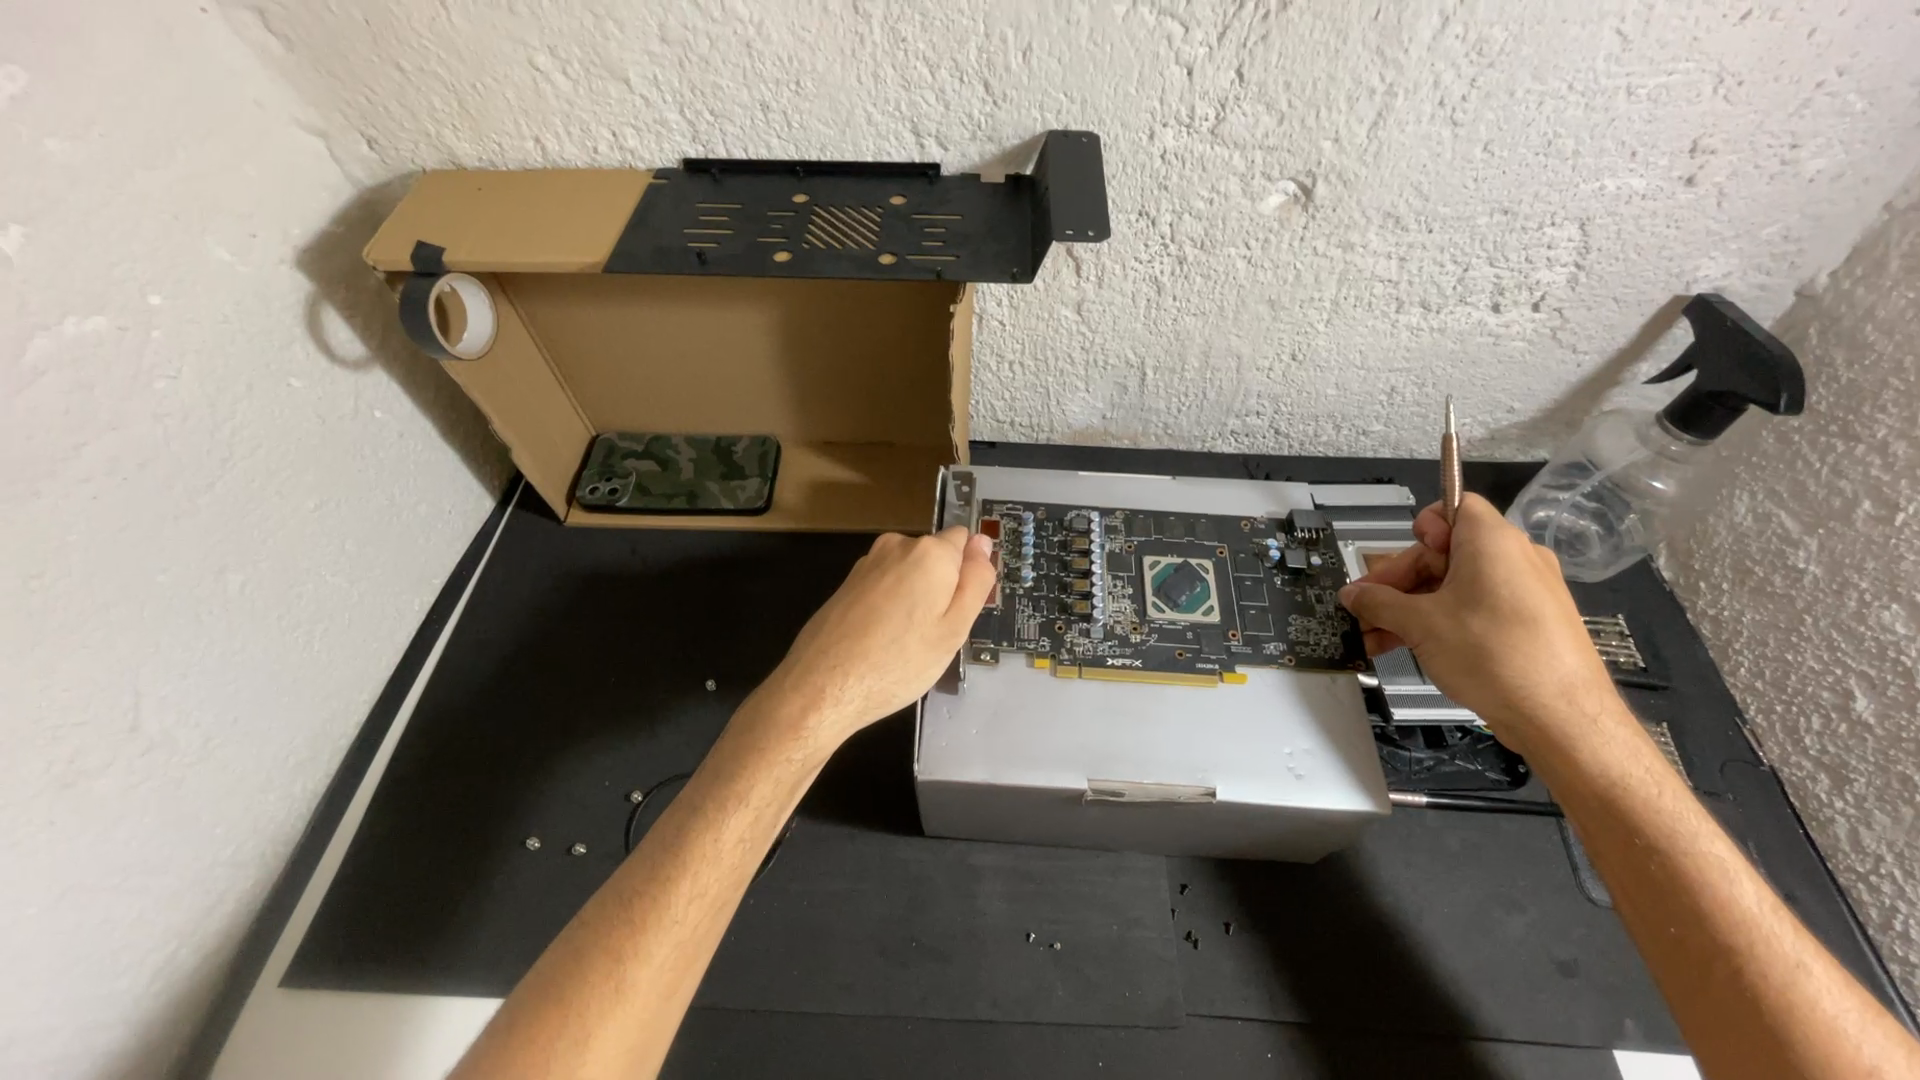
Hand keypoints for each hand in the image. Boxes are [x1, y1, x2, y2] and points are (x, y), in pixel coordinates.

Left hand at [758, 527, 995, 750]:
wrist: (823, 686)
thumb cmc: (898, 663)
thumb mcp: (954, 629)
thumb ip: (975, 580)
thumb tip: (983, 542)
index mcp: (930, 552)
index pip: (965, 540)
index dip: (969, 574)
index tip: (961, 610)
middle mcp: (897, 546)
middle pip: (936, 558)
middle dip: (941, 588)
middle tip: (935, 634)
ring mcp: (867, 563)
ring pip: (910, 574)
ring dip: (915, 599)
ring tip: (906, 643)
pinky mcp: (848, 583)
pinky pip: (885, 586)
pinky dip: (890, 607)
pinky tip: (882, 641)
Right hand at [1337, 494, 1621, 756]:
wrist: (1561, 717)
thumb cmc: (1492, 655)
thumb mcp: (1420, 624)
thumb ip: (1378, 603)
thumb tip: (1352, 595)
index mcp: (1492, 542)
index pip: (1454, 507)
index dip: (1420, 527)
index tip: (1396, 560)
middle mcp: (1515, 558)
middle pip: (1445, 553)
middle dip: (1400, 581)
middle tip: (1366, 610)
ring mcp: (1527, 593)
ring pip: (1457, 586)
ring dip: (1413, 608)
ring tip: (1376, 638)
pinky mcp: (1532, 624)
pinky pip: (1477, 609)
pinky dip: (1442, 621)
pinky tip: (1411, 648)